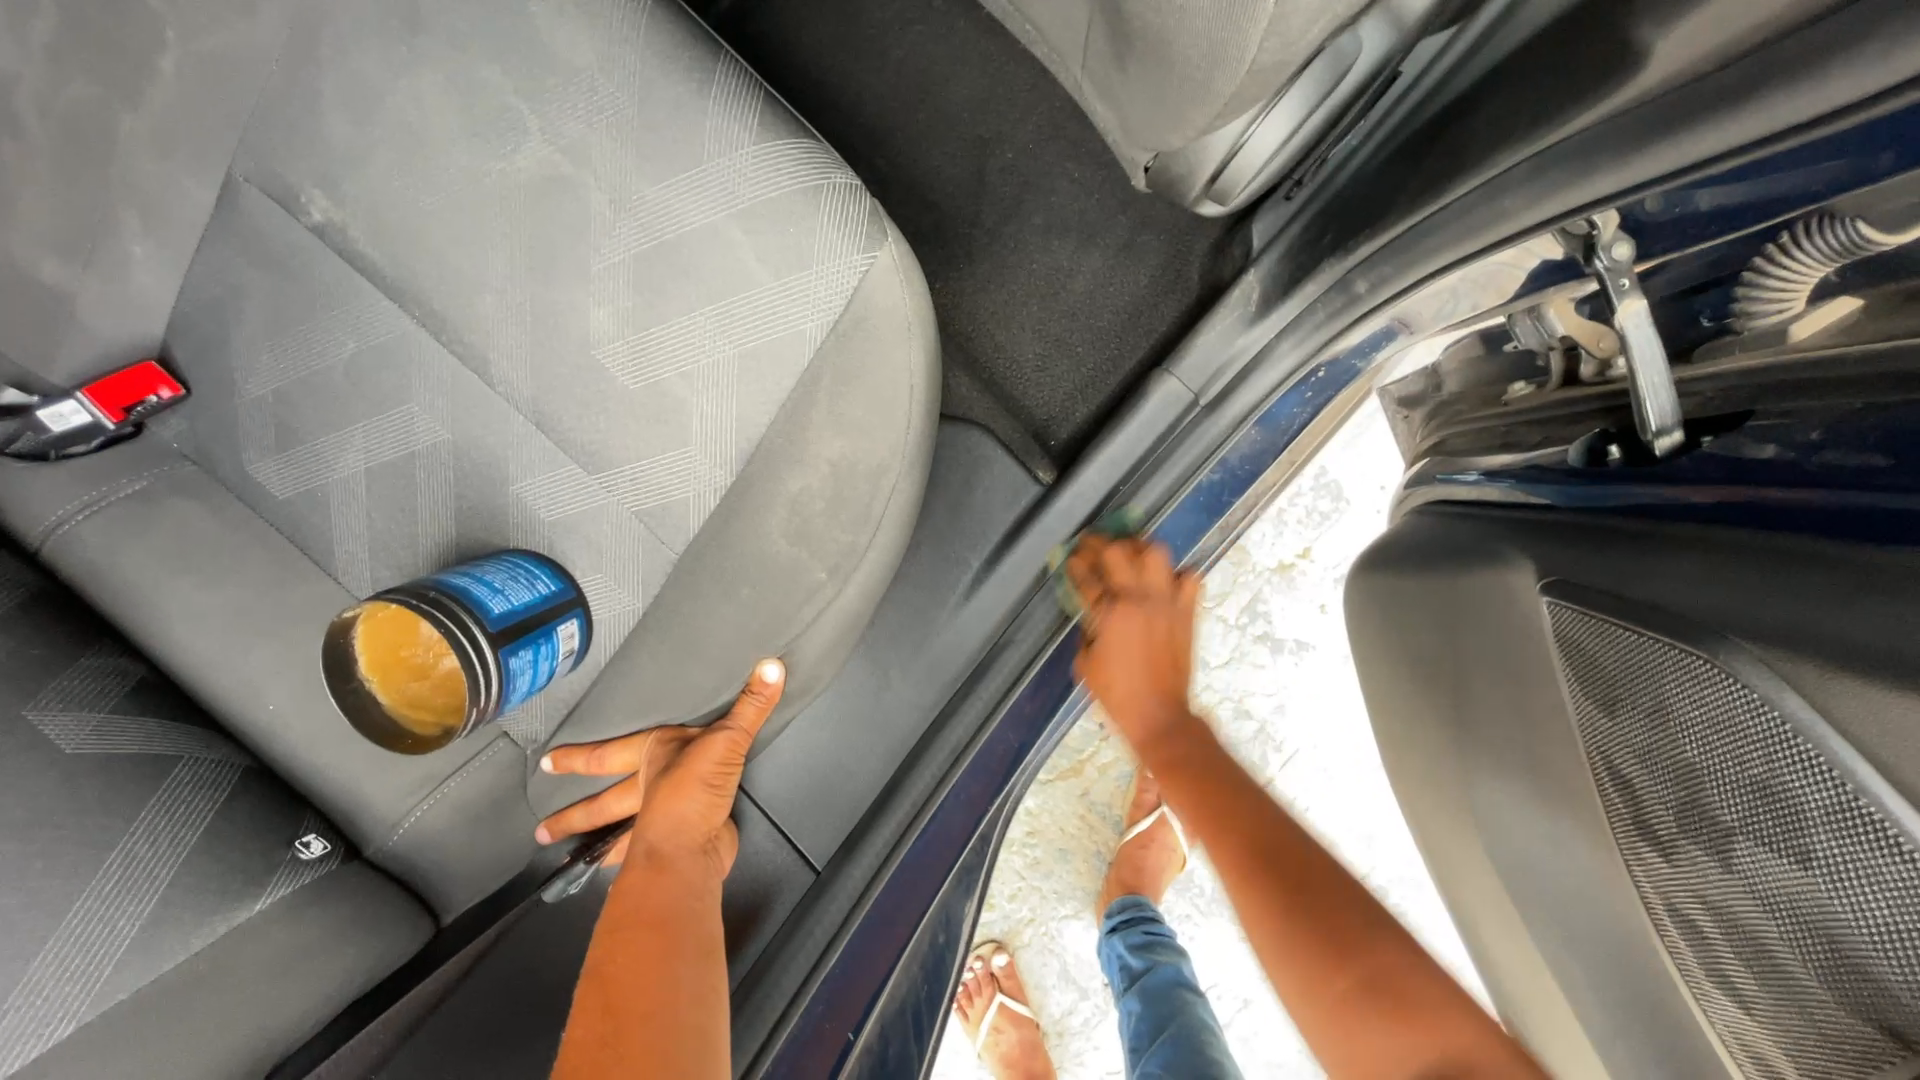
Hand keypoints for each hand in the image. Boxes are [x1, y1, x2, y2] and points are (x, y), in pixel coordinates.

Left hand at [535, 659, 785, 878]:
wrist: (695, 847)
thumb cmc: (694, 790)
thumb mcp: (727, 739)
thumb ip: (751, 705)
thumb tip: (773, 665)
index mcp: (651, 758)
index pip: (606, 754)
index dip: (578, 757)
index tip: (546, 762)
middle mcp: (647, 790)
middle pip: (604, 802)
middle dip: (575, 816)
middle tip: (540, 832)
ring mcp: (656, 825)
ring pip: (619, 834)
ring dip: (600, 845)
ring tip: (577, 859)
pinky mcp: (674, 851)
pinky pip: (648, 855)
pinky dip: (635, 862)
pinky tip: (627, 871)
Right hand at [1066, 535, 1202, 753]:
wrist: (1159, 713)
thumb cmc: (1116, 693)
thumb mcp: (1085, 662)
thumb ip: (1087, 630)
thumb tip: (1092, 613)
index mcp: (1108, 613)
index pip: (1086, 575)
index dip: (1075, 563)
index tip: (1071, 558)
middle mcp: (1138, 599)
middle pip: (1118, 551)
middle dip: (1100, 544)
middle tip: (1094, 547)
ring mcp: (1166, 602)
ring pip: (1156, 552)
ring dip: (1139, 549)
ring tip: (1131, 556)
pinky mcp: (1187, 611)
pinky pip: (1189, 577)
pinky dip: (1177, 575)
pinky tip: (1165, 583)